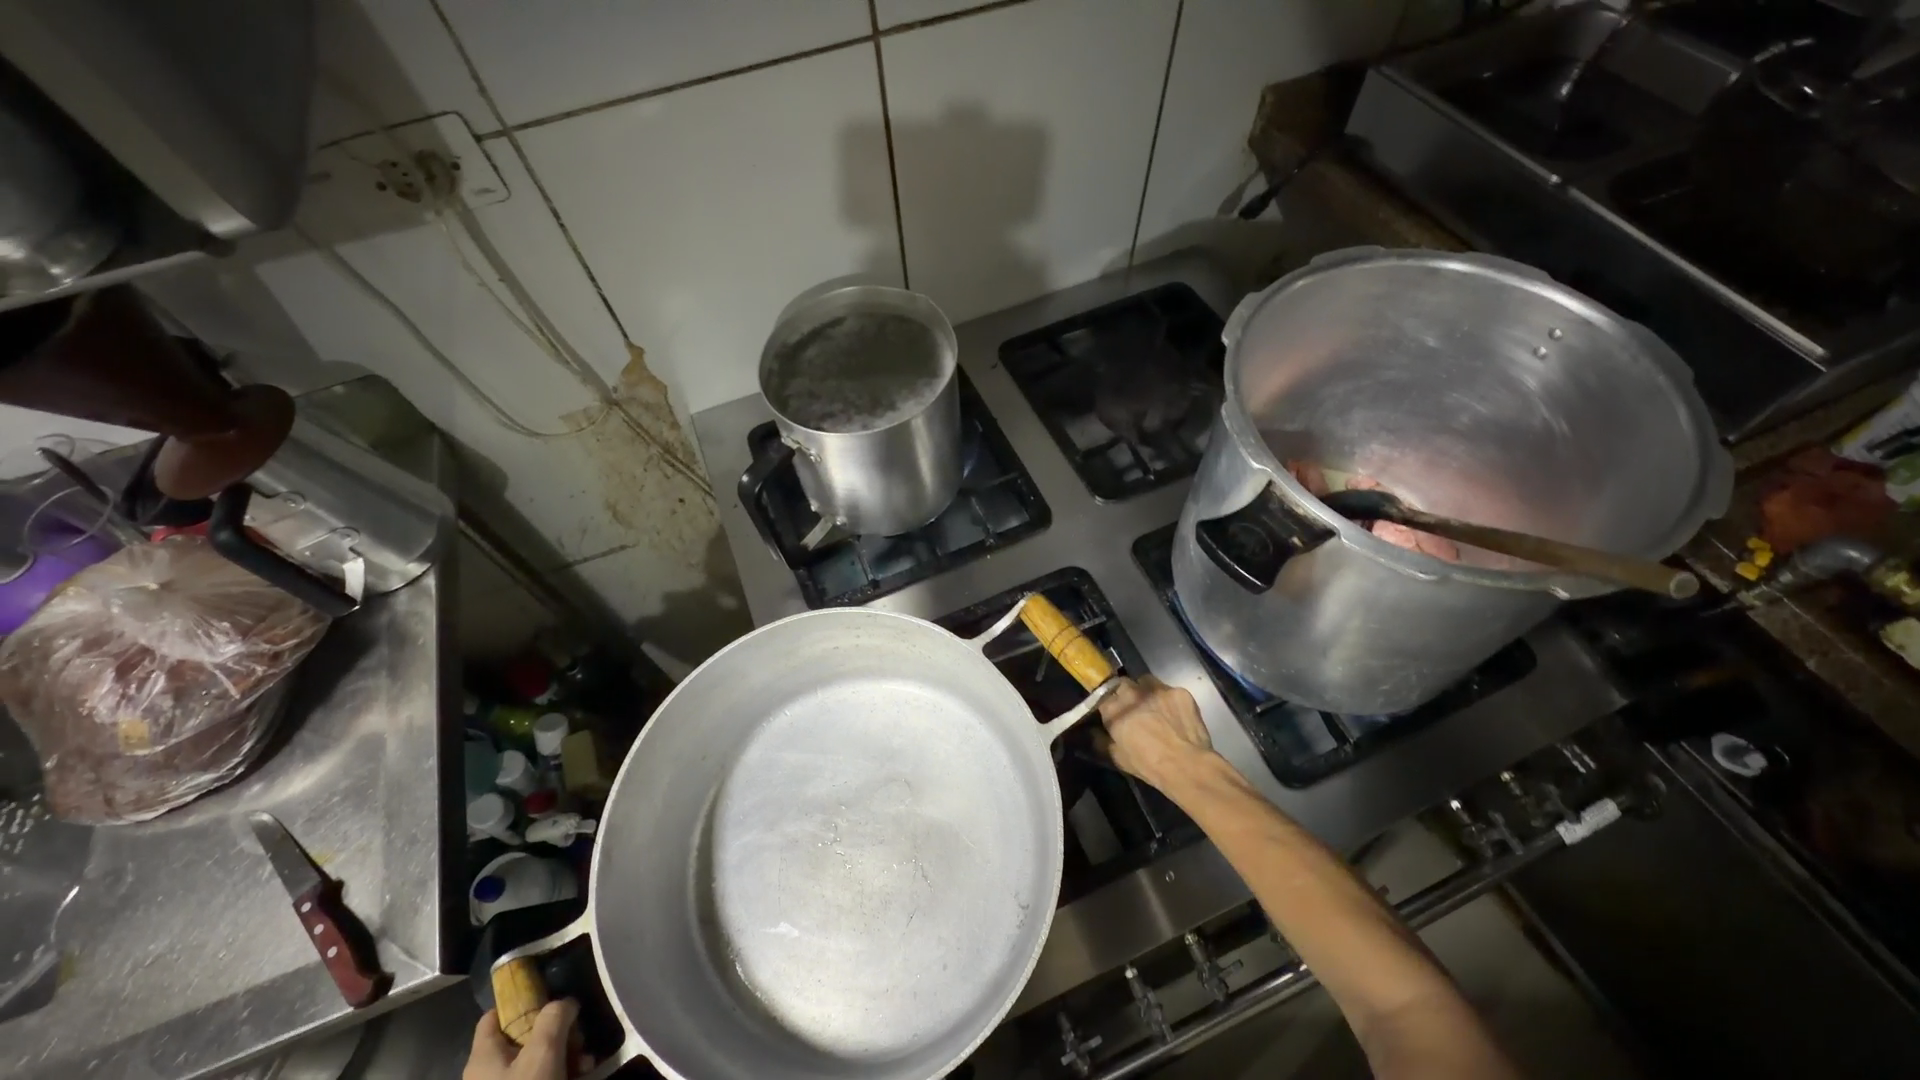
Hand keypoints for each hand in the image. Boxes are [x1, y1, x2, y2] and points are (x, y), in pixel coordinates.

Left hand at [466, 1002, 582, 1079]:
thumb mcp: (543, 1052)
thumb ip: (554, 1018)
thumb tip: (564, 1003)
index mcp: (483, 1056)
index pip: (493, 1016)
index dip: (522, 1004)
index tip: (552, 1002)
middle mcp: (487, 1073)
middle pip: (522, 1038)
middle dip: (557, 1034)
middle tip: (579, 1039)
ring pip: (534, 1062)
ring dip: (564, 1056)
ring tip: (586, 1064)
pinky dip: (559, 1075)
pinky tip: (581, 1076)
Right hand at [1096, 676, 1216, 792]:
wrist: (1186, 765)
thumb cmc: (1148, 765)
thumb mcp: (1117, 758)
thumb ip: (1101, 741)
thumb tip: (1092, 732)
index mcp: (1114, 709)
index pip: (1102, 695)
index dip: (1107, 703)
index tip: (1111, 712)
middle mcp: (1134, 693)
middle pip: (1123, 684)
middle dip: (1125, 694)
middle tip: (1133, 710)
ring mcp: (1158, 689)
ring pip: (1147, 682)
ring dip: (1146, 692)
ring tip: (1154, 708)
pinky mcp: (1180, 692)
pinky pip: (1169, 690)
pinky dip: (1169, 700)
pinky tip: (1175, 715)